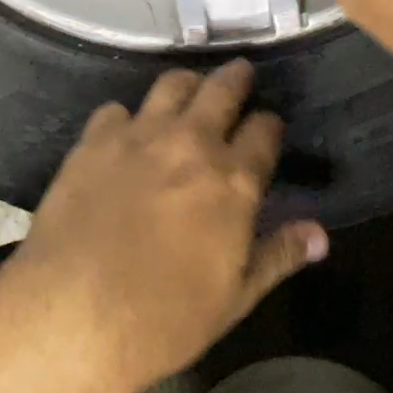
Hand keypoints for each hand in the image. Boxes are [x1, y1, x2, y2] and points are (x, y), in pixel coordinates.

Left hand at [0, 62, 326, 392]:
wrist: (72, 314)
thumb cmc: (163, 319)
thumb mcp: (234, 299)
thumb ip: (278, 256)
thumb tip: (320, 235)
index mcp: (233, 181)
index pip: (264, 131)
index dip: (270, 125)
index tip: (268, 127)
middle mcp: (191, 144)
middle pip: (222, 90)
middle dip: (236, 78)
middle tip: (240, 73)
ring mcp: (139, 136)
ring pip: (171, 85)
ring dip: (187, 84)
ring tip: (189, 90)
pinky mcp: (93, 141)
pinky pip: (116, 110)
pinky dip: (127, 117)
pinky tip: (125, 132)